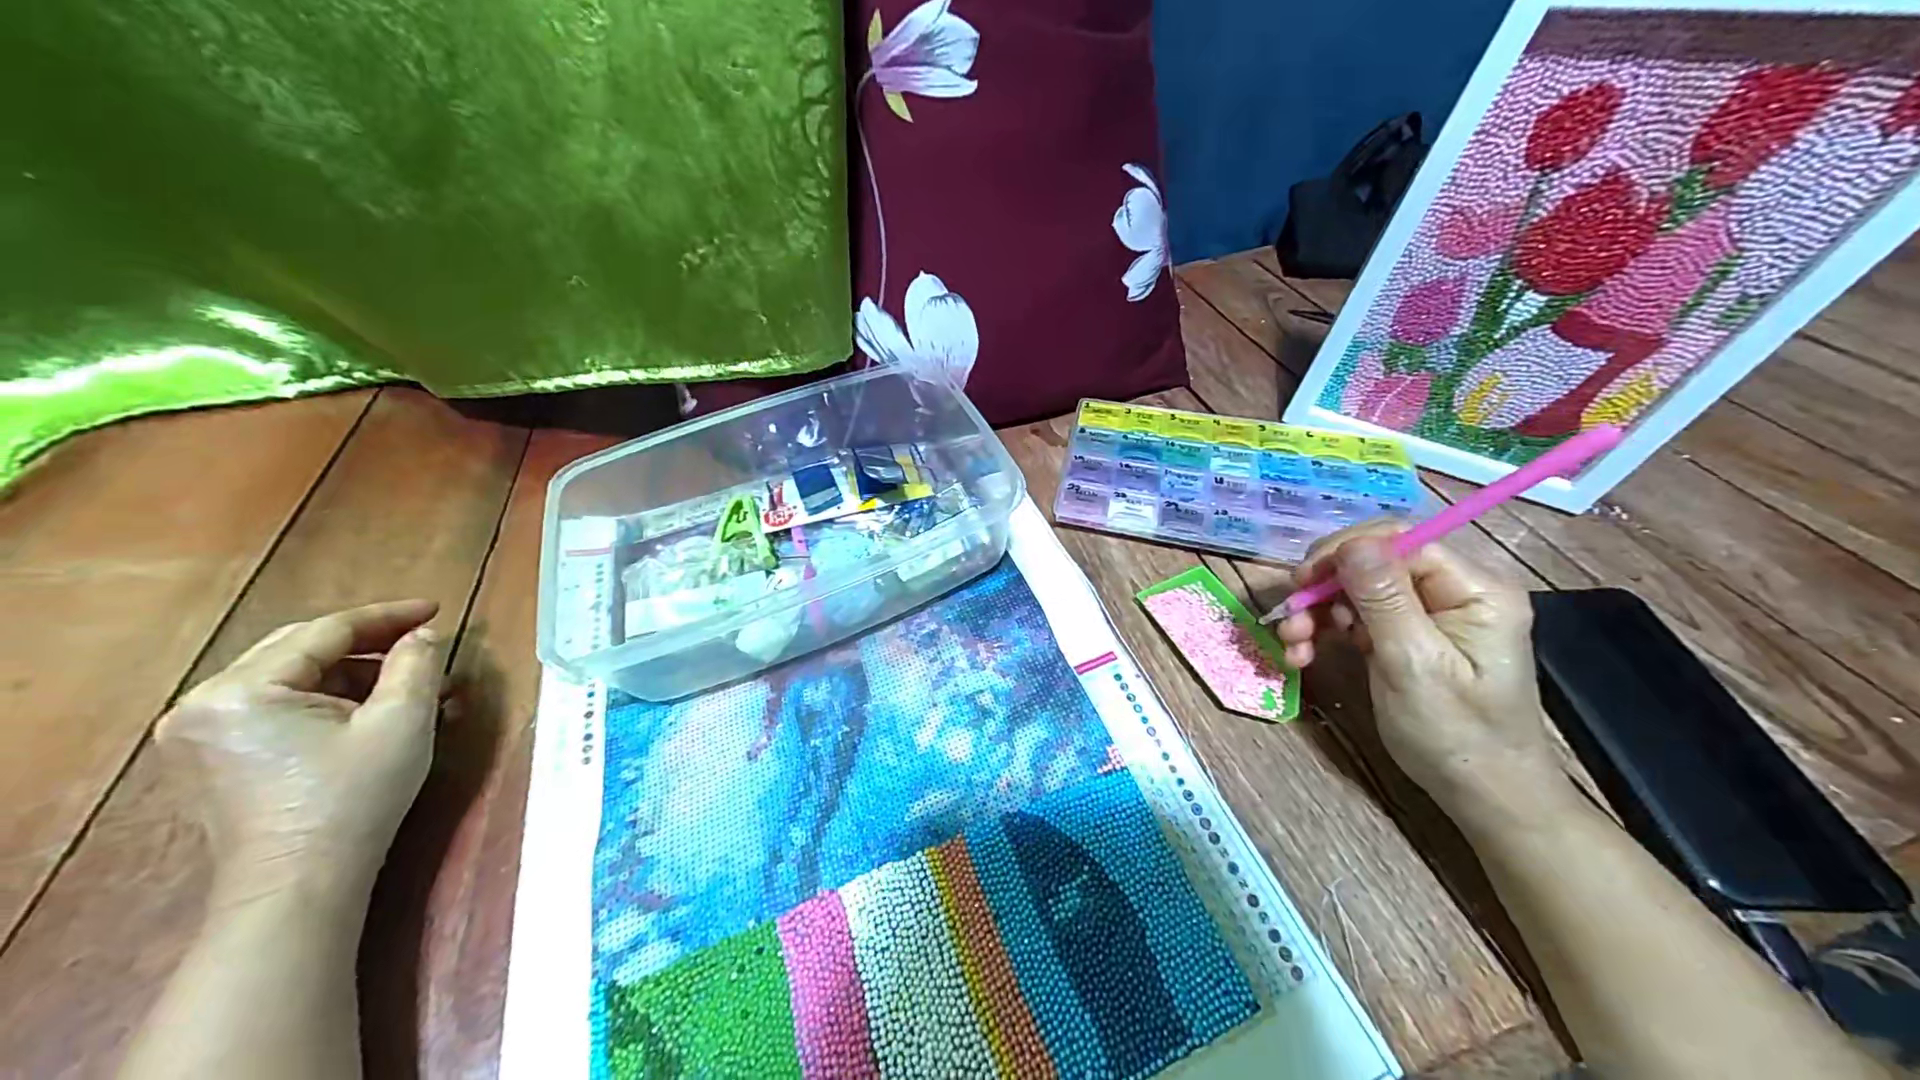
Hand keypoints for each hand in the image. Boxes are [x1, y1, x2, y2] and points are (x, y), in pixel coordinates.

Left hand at [157, 600, 444, 898]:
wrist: (301, 886)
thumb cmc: (354, 798)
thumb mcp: (402, 721)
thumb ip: (416, 664)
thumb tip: (421, 636)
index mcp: (241, 690)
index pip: (325, 631)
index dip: (387, 616)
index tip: (435, 610)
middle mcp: (202, 704)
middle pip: (300, 649)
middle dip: (368, 643)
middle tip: (422, 642)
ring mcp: (197, 734)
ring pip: (288, 677)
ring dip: (350, 673)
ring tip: (406, 684)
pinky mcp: (209, 758)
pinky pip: (273, 706)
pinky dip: (324, 699)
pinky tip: (367, 711)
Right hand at [1274, 522, 1563, 817]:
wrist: (1480, 793)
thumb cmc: (1456, 732)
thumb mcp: (1414, 664)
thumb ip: (1384, 599)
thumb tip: (1352, 543)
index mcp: (1473, 588)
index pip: (1400, 540)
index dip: (1345, 552)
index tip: (1302, 582)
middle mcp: (1450, 589)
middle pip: (1371, 559)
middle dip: (1324, 584)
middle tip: (1291, 615)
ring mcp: (1425, 612)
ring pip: (1355, 587)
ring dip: (1316, 611)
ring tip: (1292, 644)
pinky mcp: (1402, 633)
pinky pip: (1354, 614)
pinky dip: (1324, 629)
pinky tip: (1303, 654)